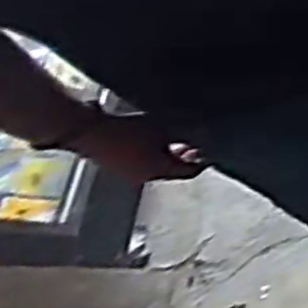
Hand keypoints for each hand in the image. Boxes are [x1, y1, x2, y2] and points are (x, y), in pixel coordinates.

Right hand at [66, 115, 207, 182]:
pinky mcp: (121, 169)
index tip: (215, 153)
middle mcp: (144, 177)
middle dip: (189, 158)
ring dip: (174, 156)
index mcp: (158, 170)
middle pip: (174, 171)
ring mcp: (130, 175)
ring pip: (160, 168)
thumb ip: (189, 134)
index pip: (188, 173)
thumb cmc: (131, 131)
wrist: (93, 134)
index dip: (203, 163)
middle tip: (201, 144)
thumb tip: (205, 134)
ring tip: (184, 141)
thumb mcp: (167, 129)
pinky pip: (147, 166)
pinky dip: (159, 156)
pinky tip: (163, 143)